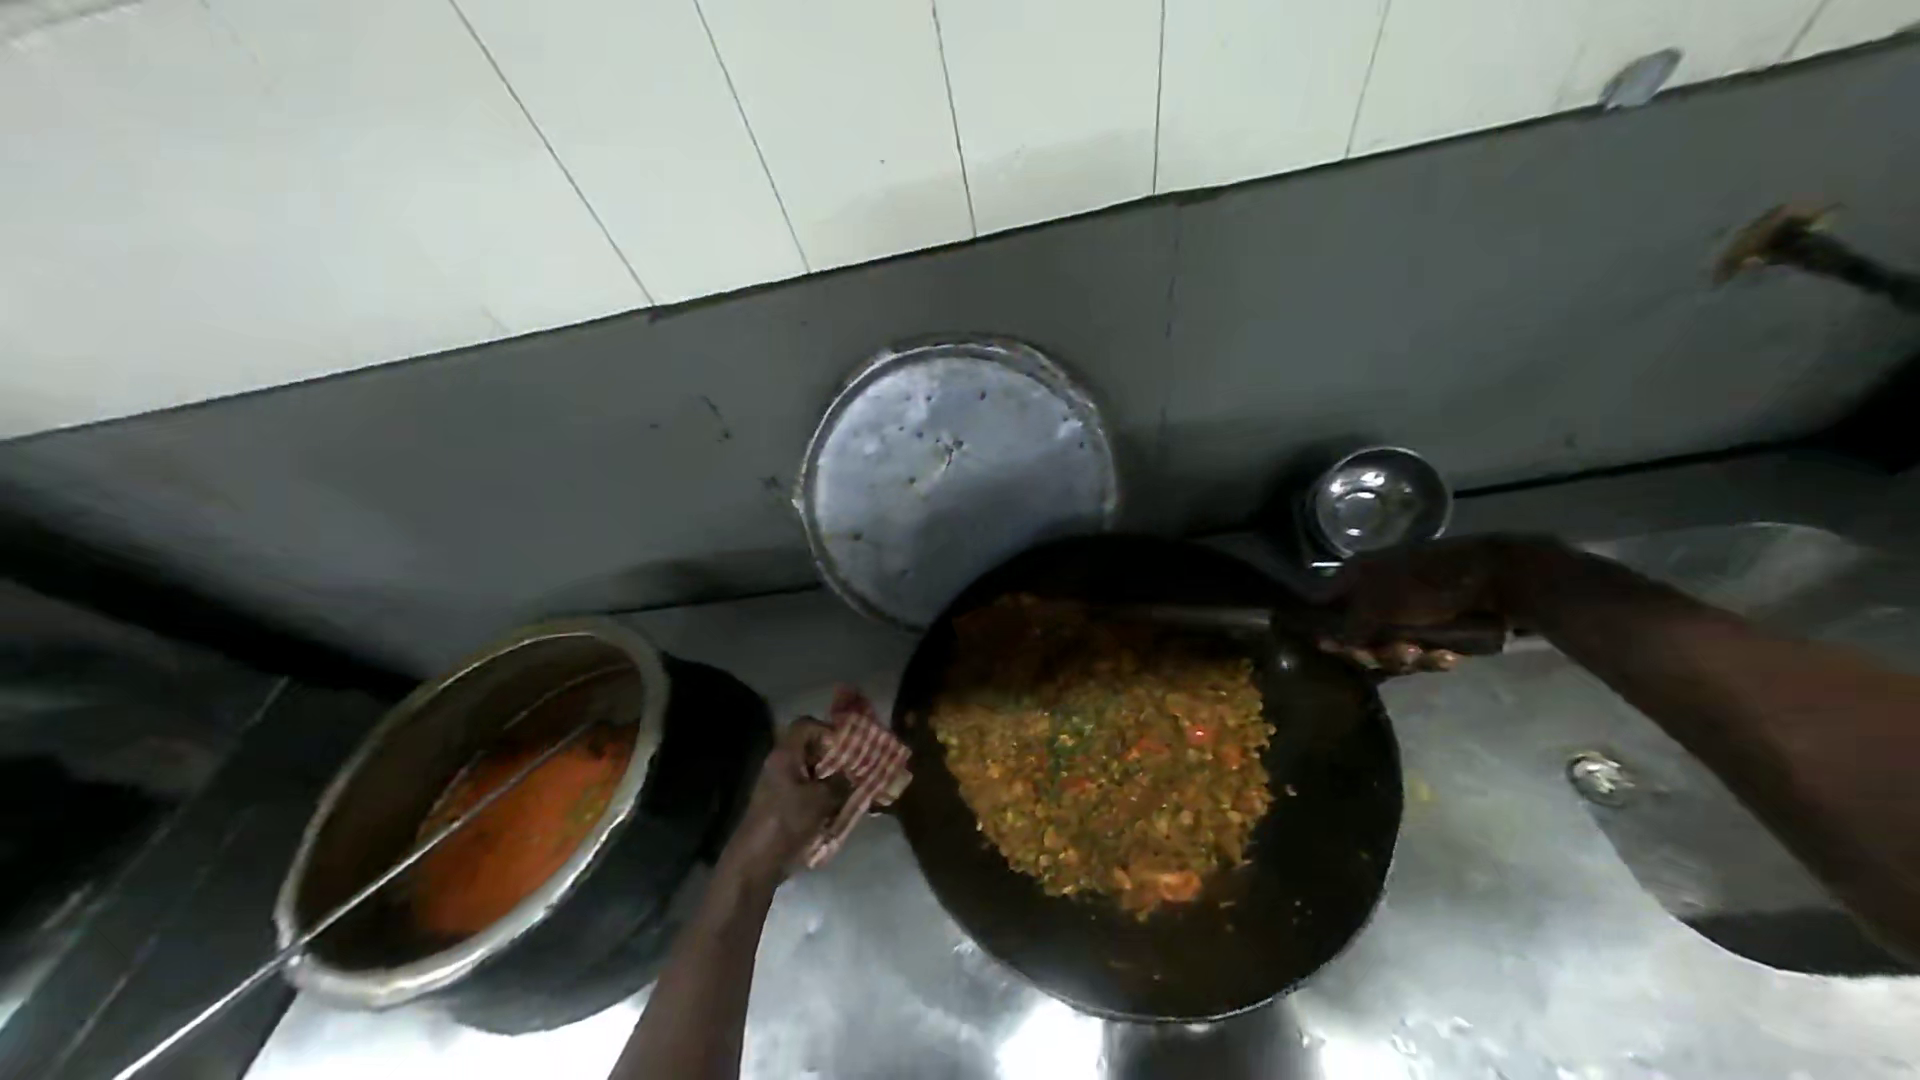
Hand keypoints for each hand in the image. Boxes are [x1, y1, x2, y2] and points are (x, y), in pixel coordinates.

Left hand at [718, 719, 840, 886]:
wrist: (755, 861)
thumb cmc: (786, 820)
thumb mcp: (821, 799)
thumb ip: (841, 783)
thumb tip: (854, 776)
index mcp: (784, 755)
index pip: (805, 725)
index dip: (827, 729)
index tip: (846, 745)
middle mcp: (779, 765)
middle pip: (808, 748)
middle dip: (833, 755)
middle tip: (854, 766)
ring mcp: (778, 786)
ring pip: (809, 771)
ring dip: (830, 777)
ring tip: (850, 788)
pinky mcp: (780, 805)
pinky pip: (805, 790)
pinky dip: (821, 794)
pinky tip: (837, 808)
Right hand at [1321, 536, 1539, 673]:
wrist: (1499, 580)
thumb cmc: (1426, 585)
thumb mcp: (1376, 603)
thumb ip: (1347, 624)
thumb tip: (1324, 642)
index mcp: (1355, 578)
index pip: (1325, 606)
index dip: (1327, 630)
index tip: (1337, 649)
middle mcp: (1375, 594)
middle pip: (1357, 636)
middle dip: (1375, 651)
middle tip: (1397, 652)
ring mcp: (1405, 612)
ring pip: (1389, 648)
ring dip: (1406, 657)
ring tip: (1428, 654)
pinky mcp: (1433, 629)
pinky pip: (1419, 652)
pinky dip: (1432, 658)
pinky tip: (1448, 656)